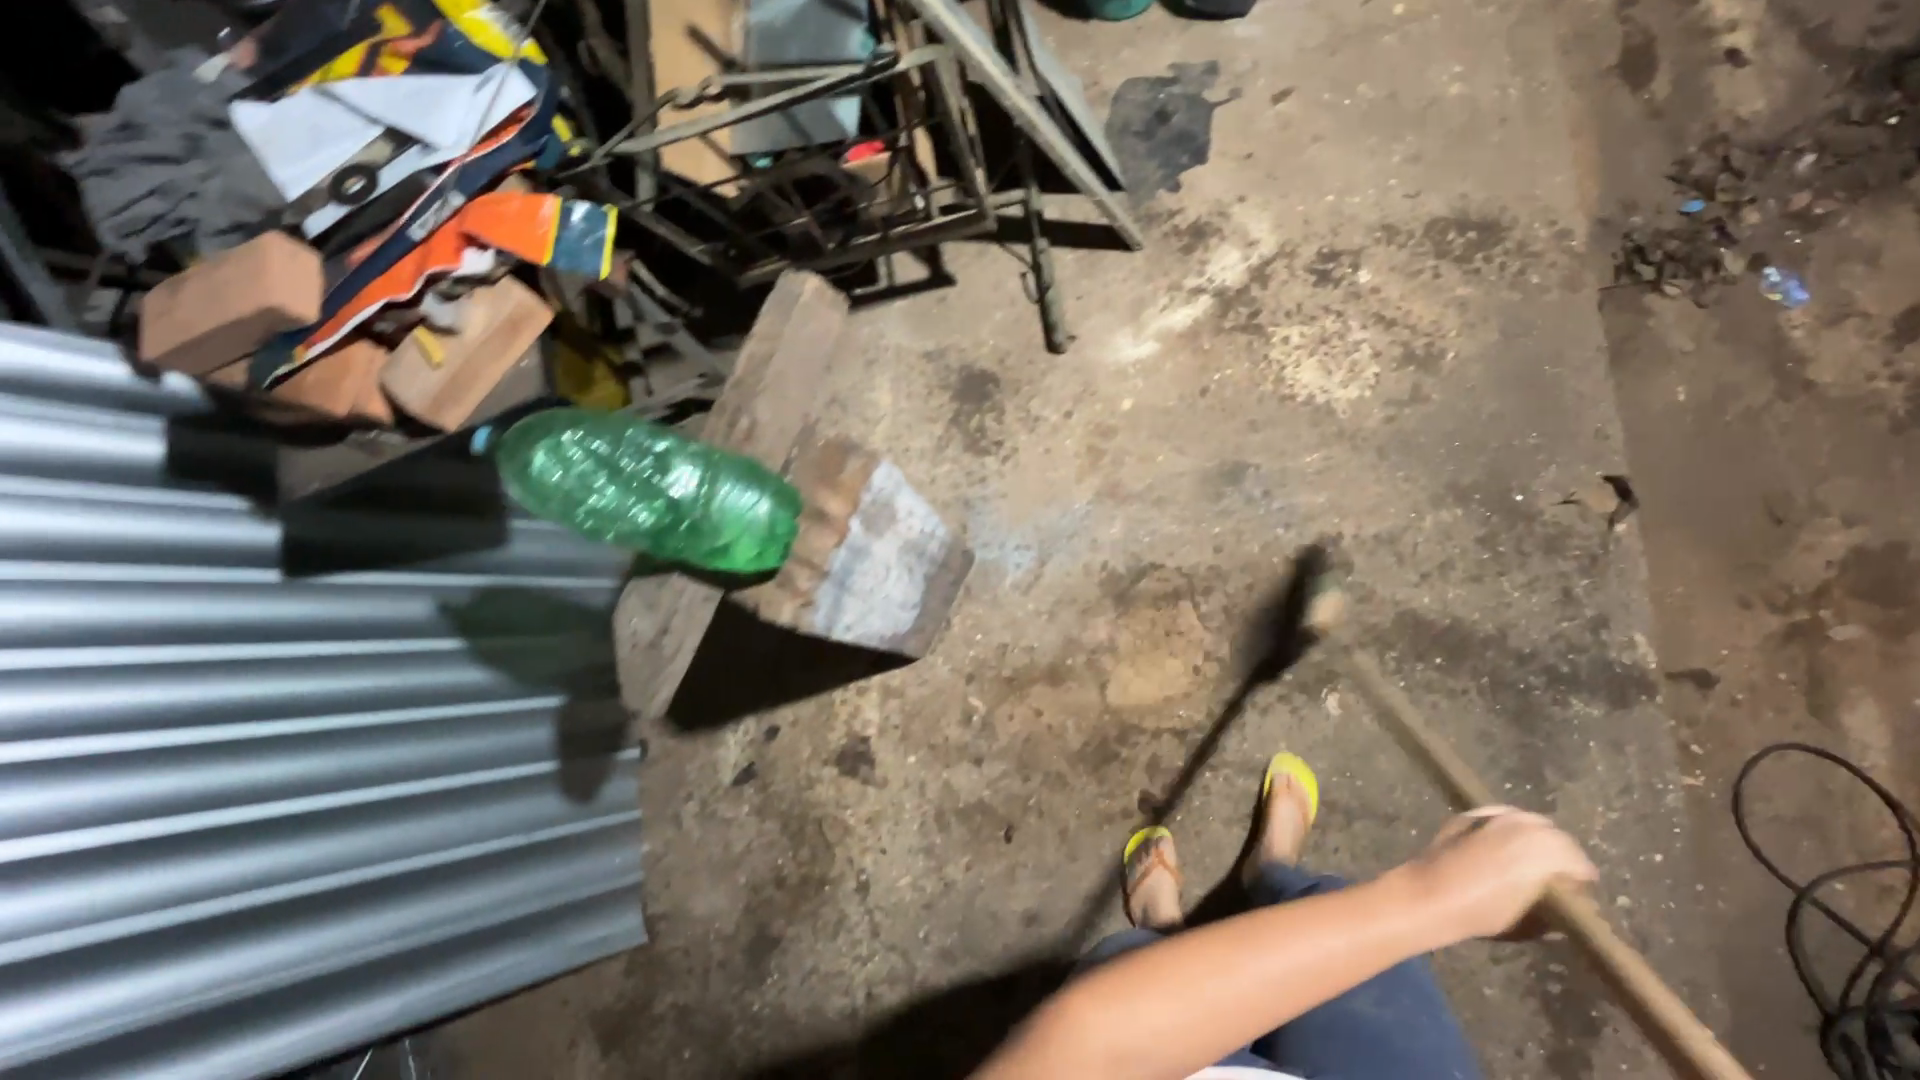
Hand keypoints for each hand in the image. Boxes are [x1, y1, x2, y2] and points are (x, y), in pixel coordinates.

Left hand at [1389, 806, 1598, 941]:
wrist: (1432, 893)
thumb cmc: (1486, 912)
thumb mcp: (1534, 923)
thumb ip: (1555, 913)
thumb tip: (1562, 913)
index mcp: (1551, 850)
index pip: (1580, 865)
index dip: (1580, 881)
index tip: (1576, 893)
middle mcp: (1527, 825)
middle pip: (1556, 837)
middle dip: (1558, 855)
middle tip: (1552, 875)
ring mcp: (1496, 813)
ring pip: (1528, 822)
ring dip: (1532, 838)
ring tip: (1527, 859)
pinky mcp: (1470, 813)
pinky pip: (1498, 817)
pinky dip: (1504, 829)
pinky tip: (1500, 845)